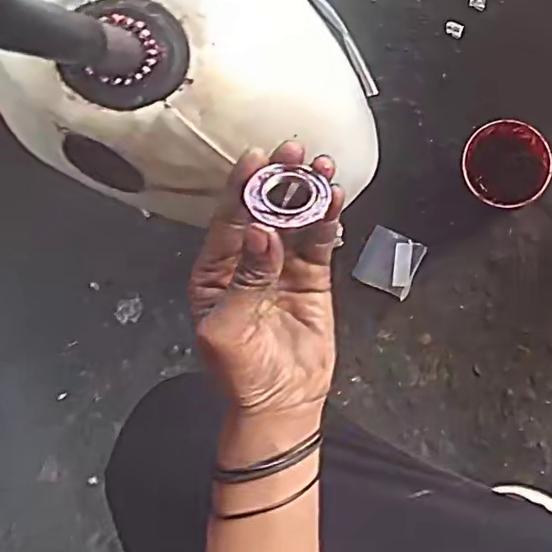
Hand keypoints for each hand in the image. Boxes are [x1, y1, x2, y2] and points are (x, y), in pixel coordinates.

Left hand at [189, 142, 343, 417]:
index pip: (229, 219)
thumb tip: (260, 233)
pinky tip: (335, 200)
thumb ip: (246, 278)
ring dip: (309, 192)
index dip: (242, 187)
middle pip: (265, 209)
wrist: (283, 400)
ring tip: (321, 168)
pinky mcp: (312, 276)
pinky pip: (320, 241)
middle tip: (293, 151)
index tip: (255, 158)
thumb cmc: (242, 372)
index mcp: (216, 271)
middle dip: (279, 178)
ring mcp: (283, 267)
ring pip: (297, 219)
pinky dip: (329, 219)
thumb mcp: (229, 328)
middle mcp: (250, 261)